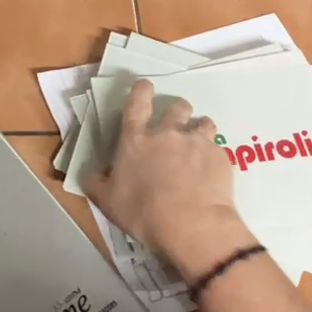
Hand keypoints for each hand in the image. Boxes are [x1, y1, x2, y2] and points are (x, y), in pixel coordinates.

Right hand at [87, 79, 257, 278]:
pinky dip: (214, 156)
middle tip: (176, 125)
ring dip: (199, 129)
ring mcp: (197, 142)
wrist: (191, 225)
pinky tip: (212, 174)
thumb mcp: (108, 202)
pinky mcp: (220, 156)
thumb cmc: (143, 213)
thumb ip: (97, 184)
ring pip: (204, 122)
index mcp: (137, 140)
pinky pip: (218, 148)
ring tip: (198, 146)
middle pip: (177, 106)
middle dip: (177, 110)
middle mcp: (168, 133)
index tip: (145, 85)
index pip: (137, 103)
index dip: (141, 90)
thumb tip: (91, 174)